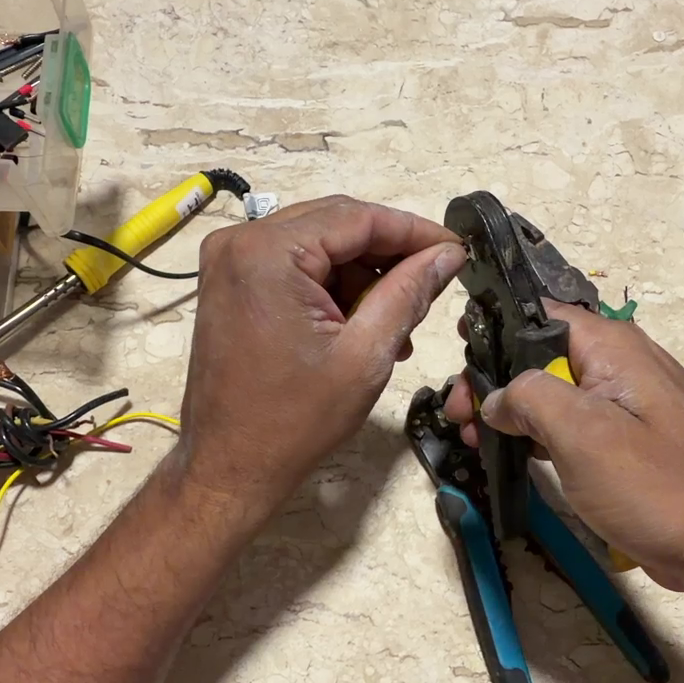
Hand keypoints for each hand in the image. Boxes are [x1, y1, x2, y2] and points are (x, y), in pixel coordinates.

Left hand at [175, 195, 465, 514]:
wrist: (230, 465)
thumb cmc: (295, 421)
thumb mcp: (365, 356)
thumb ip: (408, 294)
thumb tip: (447, 255)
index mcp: (267, 253)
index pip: (356, 217)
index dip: (413, 231)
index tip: (455, 250)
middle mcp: (239, 242)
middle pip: (334, 225)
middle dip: (387, 255)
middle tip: (431, 286)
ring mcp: (228, 263)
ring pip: (316, 246)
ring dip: (361, 277)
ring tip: (397, 325)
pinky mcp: (229, 285)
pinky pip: (292, 267)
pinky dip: (330, 288)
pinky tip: (360, 324)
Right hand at [444, 301, 683, 593]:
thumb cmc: (657, 485)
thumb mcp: (583, 433)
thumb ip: (530, 398)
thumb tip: (495, 397)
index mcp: (612, 348)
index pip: (539, 314)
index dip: (493, 329)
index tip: (458, 357)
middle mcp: (618, 366)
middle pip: (540, 355)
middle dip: (494, 380)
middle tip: (458, 416)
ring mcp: (622, 407)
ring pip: (551, 394)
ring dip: (510, 412)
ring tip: (472, 439)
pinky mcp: (623, 444)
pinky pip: (569, 427)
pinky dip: (536, 436)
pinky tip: (510, 453)